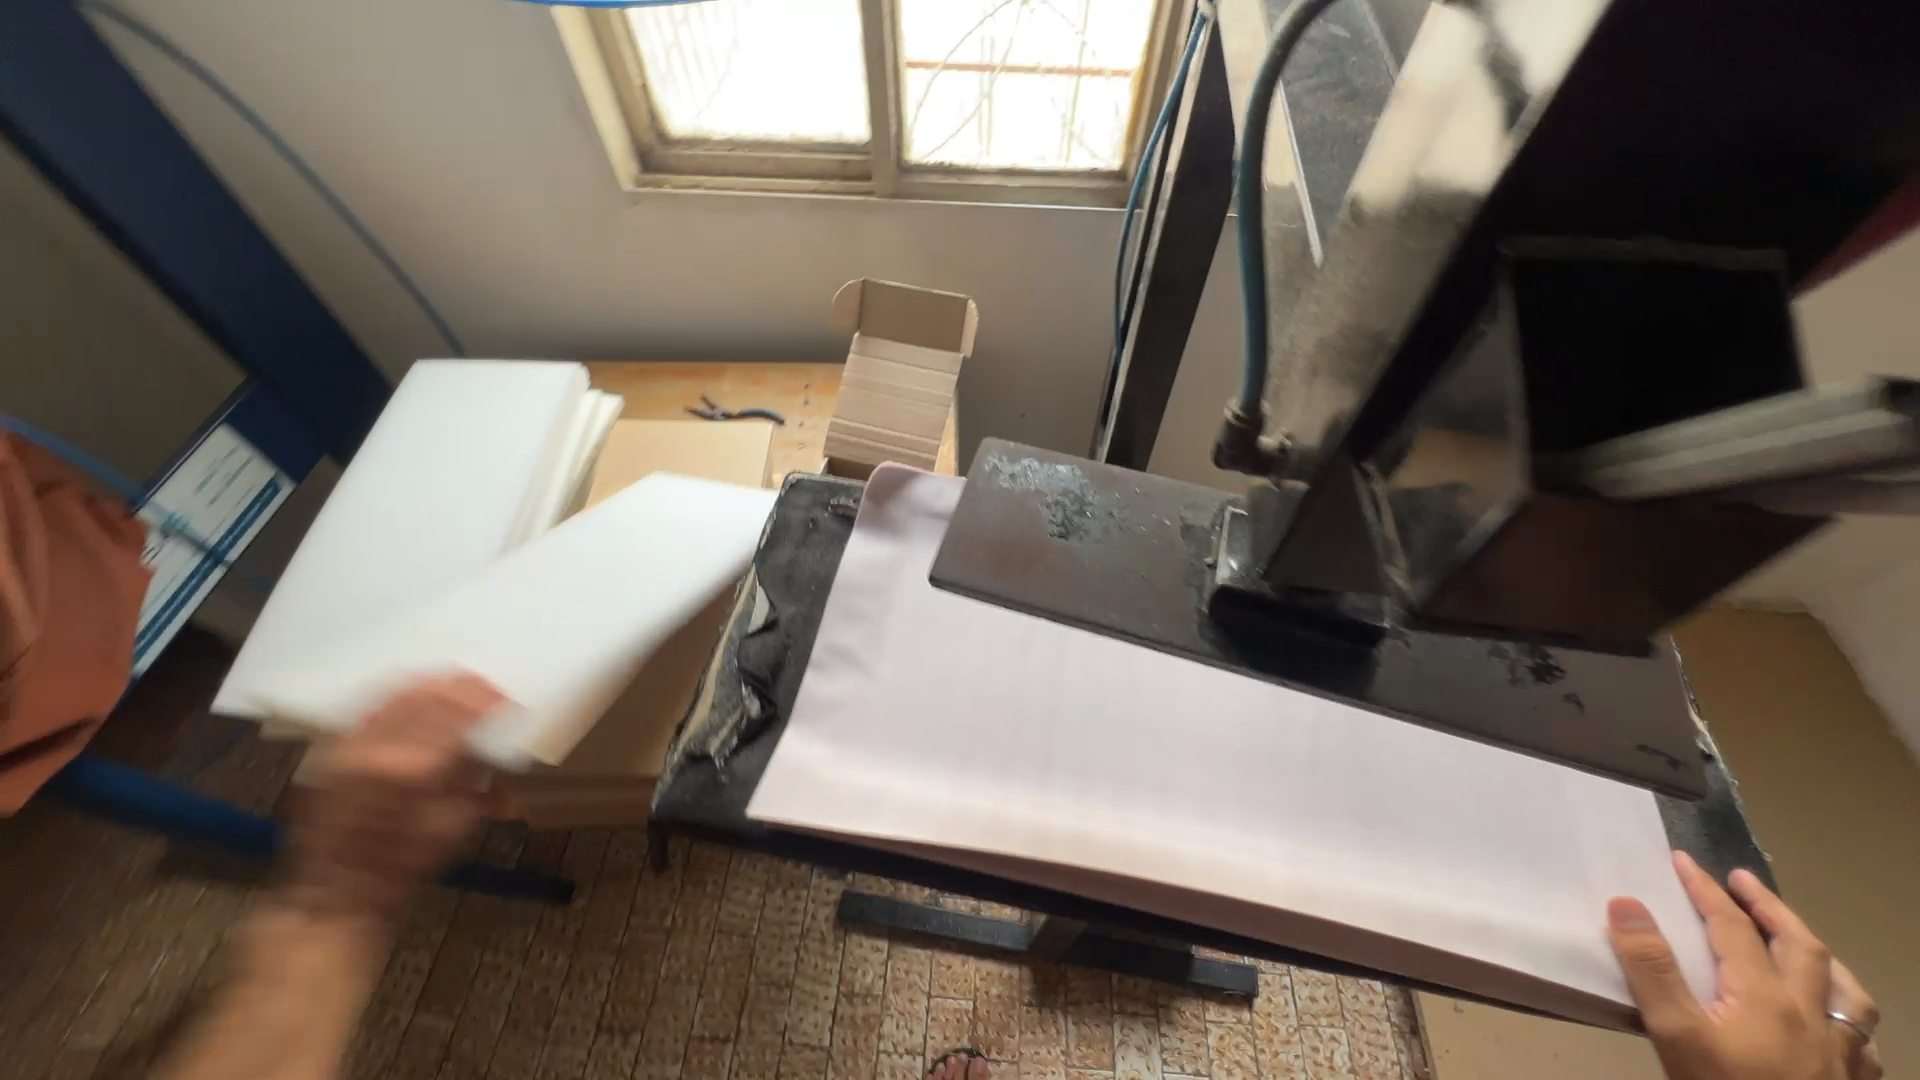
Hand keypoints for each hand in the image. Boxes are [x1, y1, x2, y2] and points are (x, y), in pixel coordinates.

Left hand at [283, 673, 503, 924]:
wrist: (335, 891)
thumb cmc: (405, 864)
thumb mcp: (457, 823)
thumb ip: (474, 775)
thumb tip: (490, 743)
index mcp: (418, 770)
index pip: (463, 713)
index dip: (492, 700)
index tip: (510, 700)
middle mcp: (381, 750)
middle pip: (433, 694)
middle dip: (468, 687)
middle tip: (490, 688)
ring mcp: (352, 747)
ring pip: (400, 692)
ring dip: (435, 683)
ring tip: (457, 684)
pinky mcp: (333, 749)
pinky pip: (368, 703)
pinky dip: (398, 692)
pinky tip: (416, 691)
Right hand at [1607, 851, 1878, 1079]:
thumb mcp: (1673, 1032)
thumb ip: (1650, 965)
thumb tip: (1627, 901)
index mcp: (1766, 997)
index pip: (1733, 927)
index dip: (1705, 889)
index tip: (1681, 860)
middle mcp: (1812, 1017)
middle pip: (1801, 948)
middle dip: (1769, 907)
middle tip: (1740, 881)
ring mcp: (1843, 1056)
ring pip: (1847, 992)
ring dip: (1818, 953)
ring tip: (1796, 938)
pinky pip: (1862, 1038)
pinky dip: (1843, 1011)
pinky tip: (1829, 1018)